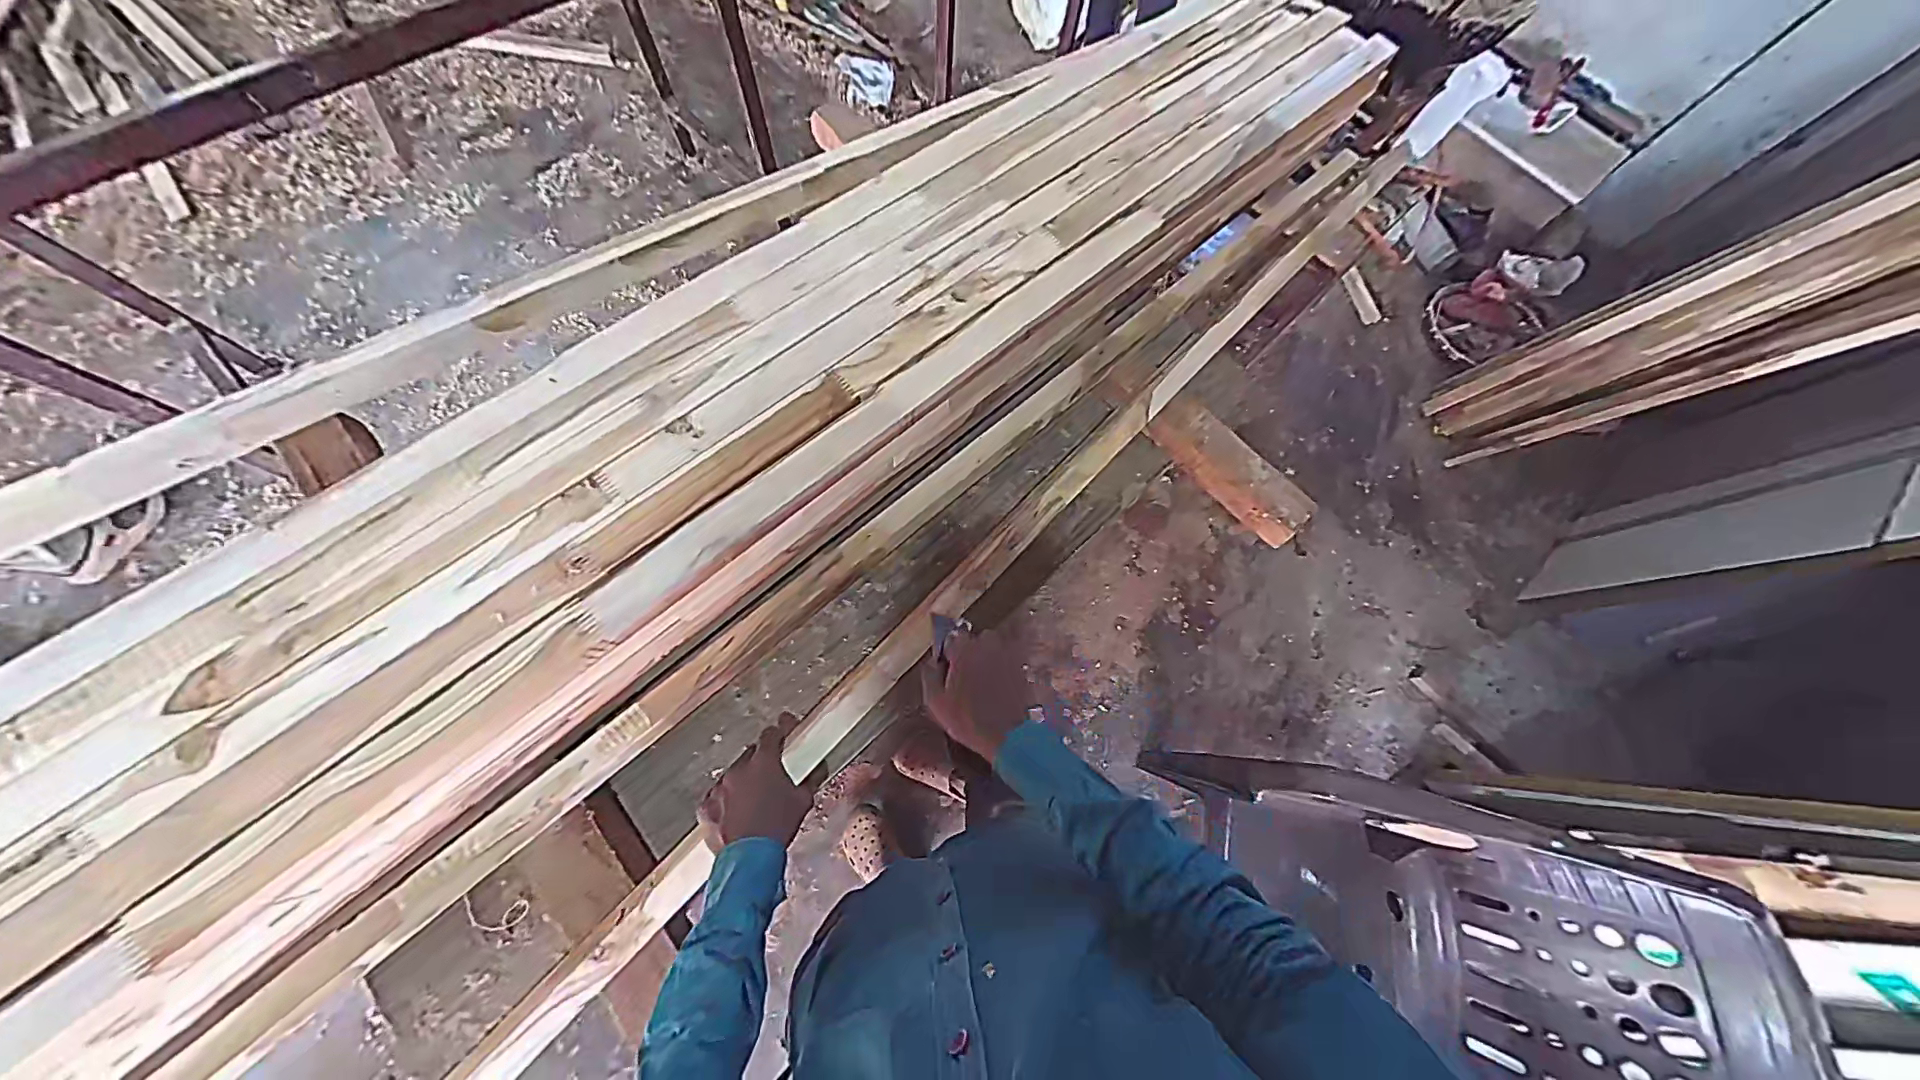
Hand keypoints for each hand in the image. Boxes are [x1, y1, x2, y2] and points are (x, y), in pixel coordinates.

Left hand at [699, 713, 812, 850]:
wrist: (749, 859)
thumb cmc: (778, 826)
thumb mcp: (803, 801)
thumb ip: (812, 778)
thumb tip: (820, 768)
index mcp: (764, 762)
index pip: (771, 734)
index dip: (780, 729)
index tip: (785, 726)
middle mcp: (739, 769)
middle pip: (752, 754)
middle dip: (762, 759)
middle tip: (773, 773)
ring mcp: (720, 787)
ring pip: (734, 775)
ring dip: (744, 780)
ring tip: (755, 798)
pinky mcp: (706, 807)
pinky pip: (717, 795)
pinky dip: (727, 799)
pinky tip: (737, 810)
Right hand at [919, 626, 1036, 760]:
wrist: (1009, 737)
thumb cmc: (968, 720)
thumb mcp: (936, 702)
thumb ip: (930, 674)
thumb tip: (933, 661)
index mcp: (964, 648)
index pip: (952, 637)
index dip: (949, 653)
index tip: (948, 668)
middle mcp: (988, 644)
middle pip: (975, 641)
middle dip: (970, 654)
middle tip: (966, 678)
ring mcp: (1008, 654)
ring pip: (994, 650)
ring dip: (988, 660)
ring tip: (984, 685)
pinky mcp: (1023, 667)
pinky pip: (1008, 662)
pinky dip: (1003, 670)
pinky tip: (999, 690)